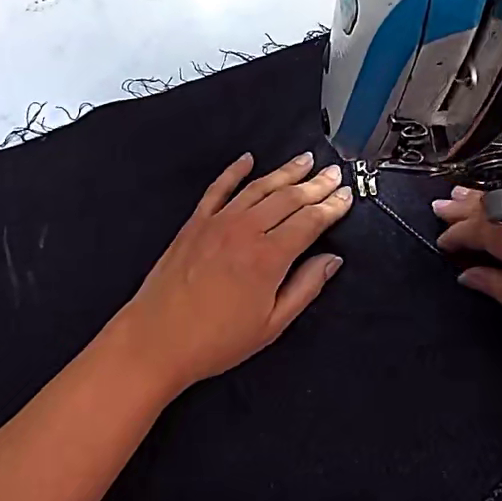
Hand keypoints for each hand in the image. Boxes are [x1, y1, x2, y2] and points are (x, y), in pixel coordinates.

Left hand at [106, 153, 351, 392]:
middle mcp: (246, 230)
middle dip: (316, 184)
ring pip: (260, 187)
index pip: (310, 221)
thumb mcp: (271, 324)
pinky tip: (247, 159)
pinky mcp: (196, 222)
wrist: (155, 341)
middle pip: (290, 198)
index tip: (346, 196)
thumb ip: (306, 287)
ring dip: (286, 171)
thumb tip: (331, 261)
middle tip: (334, 173)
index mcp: (269, 257)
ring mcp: (219, 222)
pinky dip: (235, 171)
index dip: (332, 207)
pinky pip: (219, 188)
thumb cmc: (215, 341)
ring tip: (306, 160)